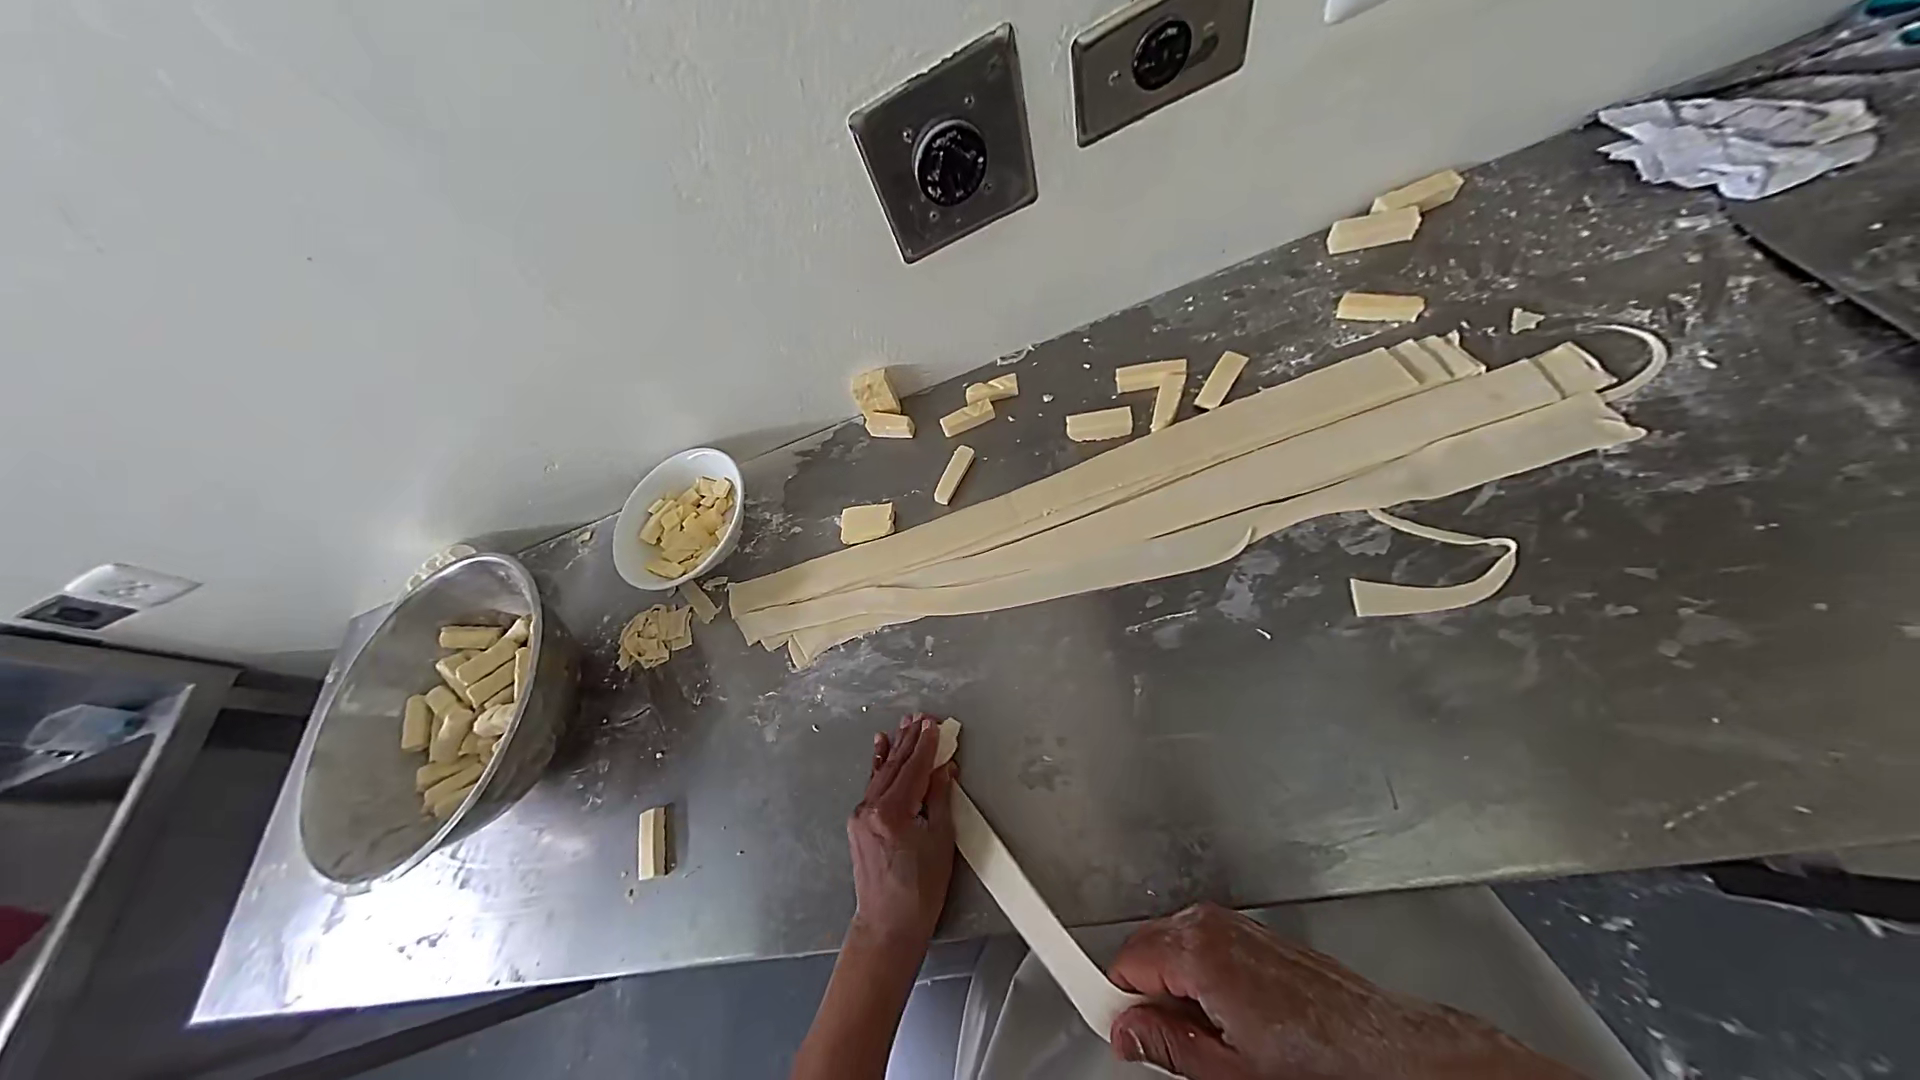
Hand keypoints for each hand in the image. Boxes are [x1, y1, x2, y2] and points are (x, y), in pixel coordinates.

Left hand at [846, 714, 956, 945]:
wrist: (888, 926)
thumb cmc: (921, 891)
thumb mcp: (941, 840)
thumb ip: (940, 798)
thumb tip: (944, 768)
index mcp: (892, 812)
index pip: (914, 768)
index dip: (927, 745)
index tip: (936, 725)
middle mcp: (871, 808)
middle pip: (896, 765)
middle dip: (912, 740)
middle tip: (924, 718)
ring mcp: (860, 815)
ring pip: (883, 772)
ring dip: (897, 747)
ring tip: (906, 724)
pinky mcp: (858, 823)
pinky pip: (872, 785)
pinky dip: (879, 764)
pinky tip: (881, 745)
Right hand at [1107, 903, 1586, 1079]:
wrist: (1393, 1053)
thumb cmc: (1320, 1064)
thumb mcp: (1229, 1075)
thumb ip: (1167, 1045)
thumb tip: (1127, 1031)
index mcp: (1197, 951)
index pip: (1123, 960)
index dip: (1114, 997)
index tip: (1114, 1023)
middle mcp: (1211, 925)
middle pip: (1146, 948)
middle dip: (1149, 992)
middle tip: (1176, 1043)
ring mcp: (1235, 924)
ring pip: (1174, 947)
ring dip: (1178, 986)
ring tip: (1217, 1033)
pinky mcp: (1254, 931)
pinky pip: (1205, 945)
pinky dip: (1205, 976)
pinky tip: (1237, 1016)